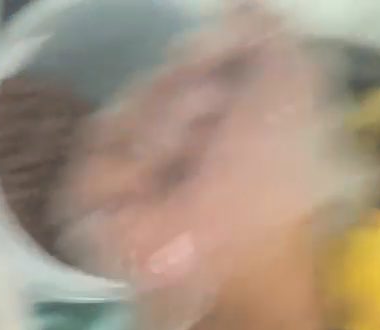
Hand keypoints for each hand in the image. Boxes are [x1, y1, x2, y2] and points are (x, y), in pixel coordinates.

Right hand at [59, 2, 322, 324]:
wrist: (223, 254)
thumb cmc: (271, 178)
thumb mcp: (292, 86)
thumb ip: (265, 34)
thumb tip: (232, 1)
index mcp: (219, 107)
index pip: (188, 54)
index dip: (202, 55)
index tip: (219, 68)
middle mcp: (170, 134)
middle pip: (148, 81)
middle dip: (179, 98)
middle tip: (202, 130)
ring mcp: (126, 171)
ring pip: (114, 118)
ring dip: (152, 137)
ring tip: (173, 169)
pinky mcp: (88, 204)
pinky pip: (87, 163)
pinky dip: (119, 174)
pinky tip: (142, 193)